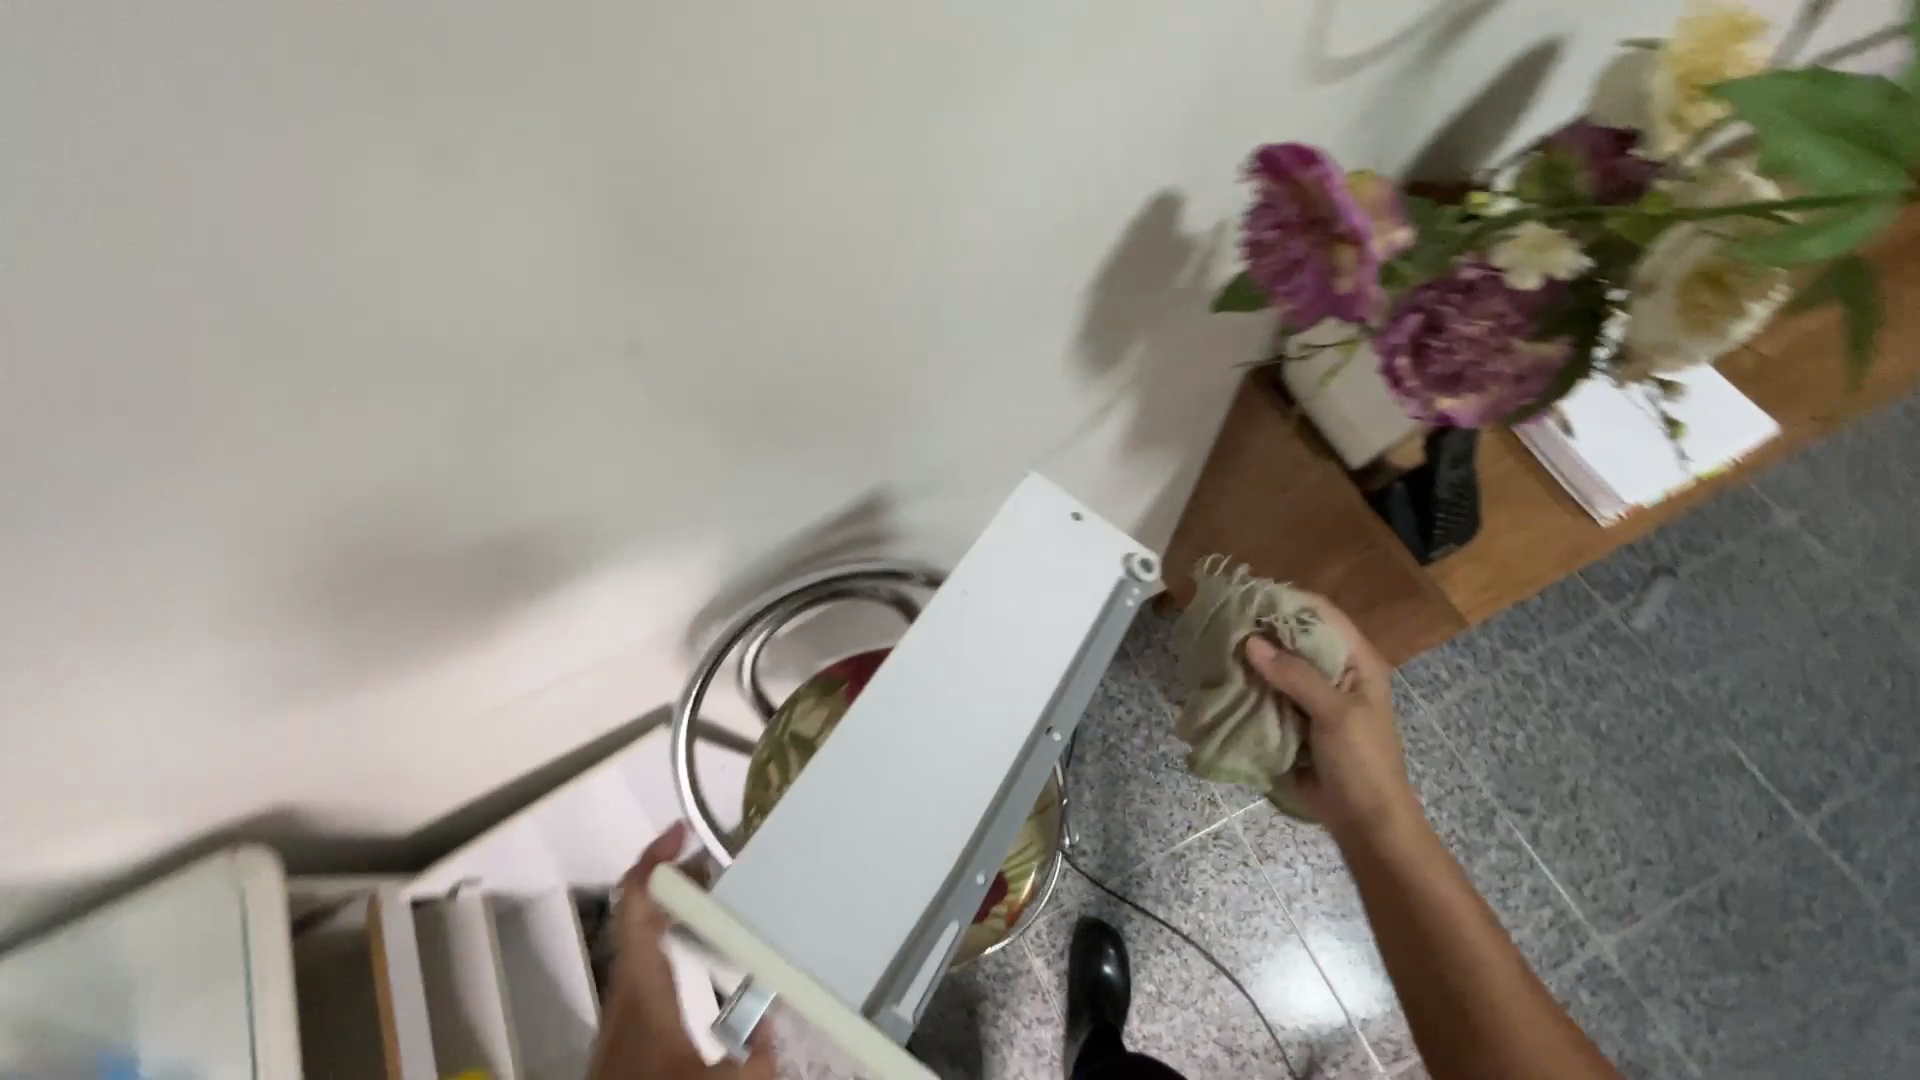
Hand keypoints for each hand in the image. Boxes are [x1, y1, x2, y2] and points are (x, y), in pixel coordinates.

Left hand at [589, 822, 775, 1079]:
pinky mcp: (630, 1027)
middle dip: (677, 880)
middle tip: (719, 863)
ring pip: (644, 940)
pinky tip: (710, 957)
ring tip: (721, 899)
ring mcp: (625, 1007)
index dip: (653, 860)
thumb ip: (757, 1048)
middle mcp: (627, 988)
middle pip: (640, 913)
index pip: (636, 905)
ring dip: (678, 912)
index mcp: (643, 986)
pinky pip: (652, 966)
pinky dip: (678, 944)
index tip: (682, 831)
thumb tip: (771, 1015)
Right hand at [1242, 595, 1422, 843]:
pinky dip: (1247, 685)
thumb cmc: (1362, 762)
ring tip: (1213, 645)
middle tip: (1221, 620)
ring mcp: (1311, 696)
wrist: (1365, 822)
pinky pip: (1266, 694)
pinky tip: (1220, 678)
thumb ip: (1296, 676)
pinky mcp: (1292, 719)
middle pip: (1294, 637)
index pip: (1321, 614)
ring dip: (1250, 658)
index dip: (1287, 600)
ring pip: (1276, 665)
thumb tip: (1250, 642)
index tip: (1248, 594)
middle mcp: (1333, 672)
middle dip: (1261, 628)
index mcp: (1357, 662)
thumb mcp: (1335, 714)